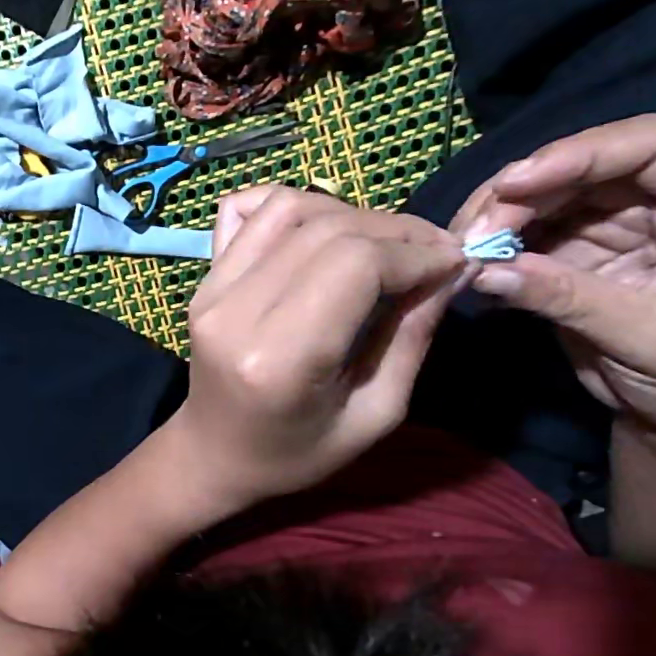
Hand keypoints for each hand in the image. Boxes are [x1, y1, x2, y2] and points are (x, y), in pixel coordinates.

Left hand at [166, 187, 466, 506]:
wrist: (214, 449)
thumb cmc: (296, 450)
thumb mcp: (374, 413)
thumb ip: (411, 336)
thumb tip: (451, 268)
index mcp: (278, 357)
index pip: (353, 263)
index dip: (414, 252)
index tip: (453, 264)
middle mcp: (234, 311)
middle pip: (323, 229)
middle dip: (394, 231)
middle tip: (432, 253)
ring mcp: (209, 289)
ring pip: (283, 209)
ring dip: (347, 212)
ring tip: (384, 244)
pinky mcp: (201, 279)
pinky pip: (241, 212)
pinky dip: (286, 204)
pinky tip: (319, 228)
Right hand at [450, 114, 655, 456]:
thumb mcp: (651, 337)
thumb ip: (567, 296)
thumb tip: (480, 270)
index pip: (653, 145)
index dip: (576, 155)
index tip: (511, 188)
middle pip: (584, 165)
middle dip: (519, 194)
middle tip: (470, 236)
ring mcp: (629, 220)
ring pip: (546, 192)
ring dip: (496, 218)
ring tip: (462, 253)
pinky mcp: (584, 246)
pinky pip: (528, 228)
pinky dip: (494, 244)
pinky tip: (471, 266)